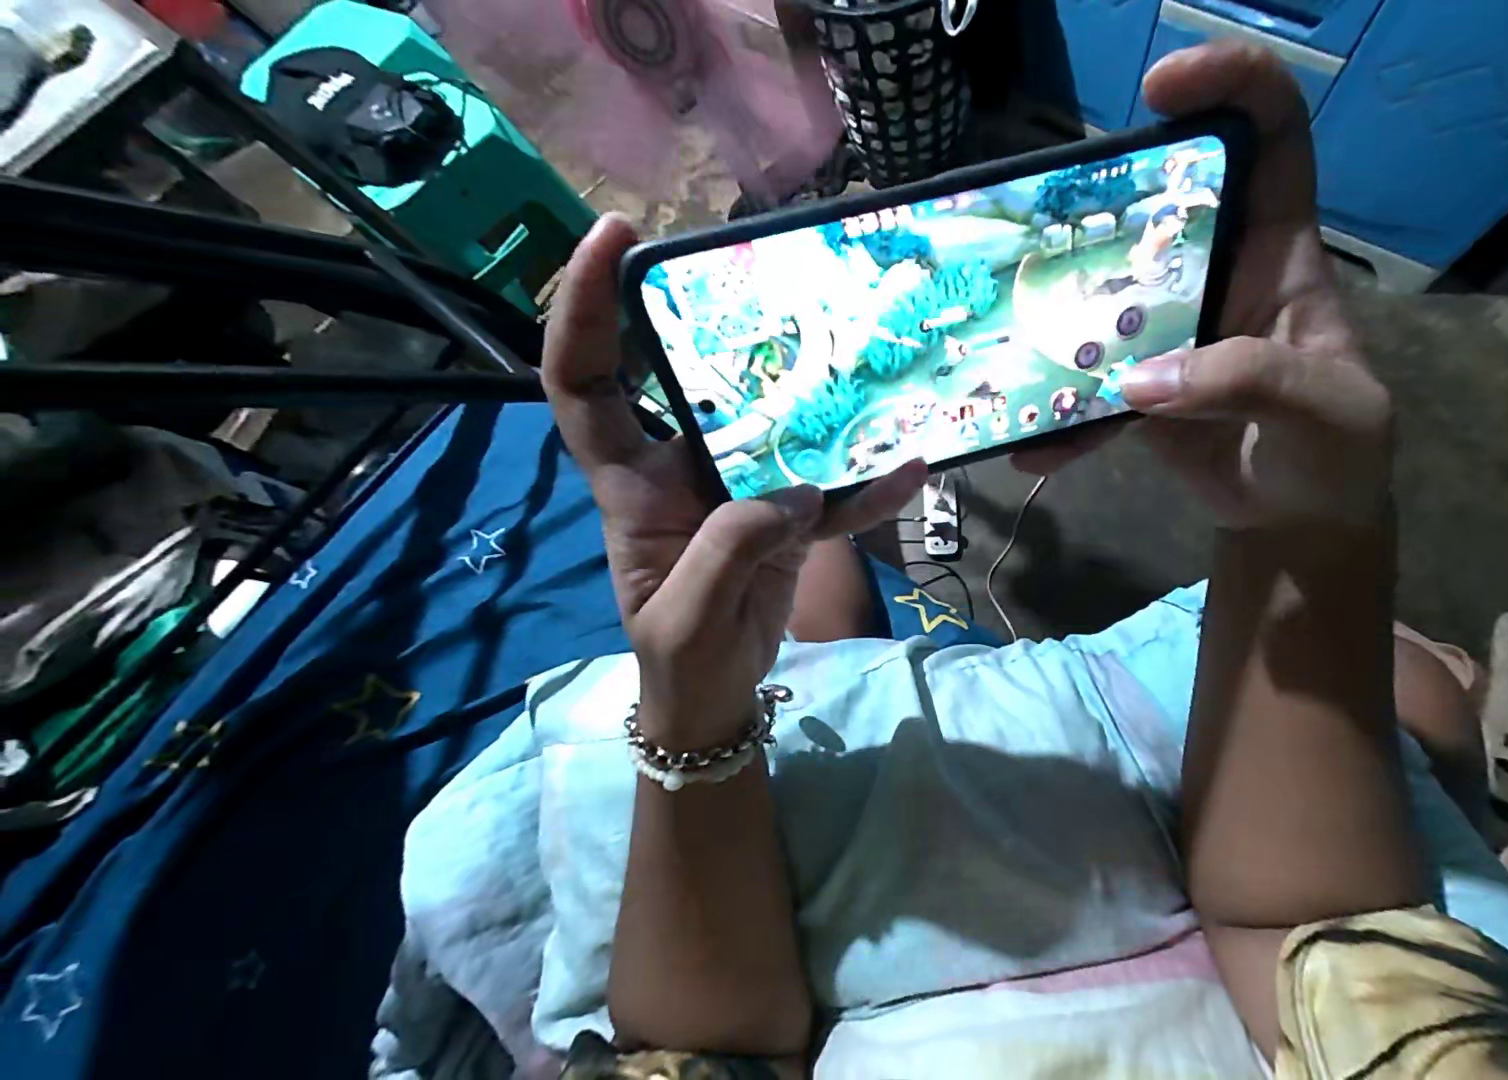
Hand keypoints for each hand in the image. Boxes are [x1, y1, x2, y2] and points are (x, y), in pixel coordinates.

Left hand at [543, 214, 925, 742]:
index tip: (613, 241)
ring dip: (818, 402)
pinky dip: (868, 489)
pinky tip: (909, 472)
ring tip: (864, 360)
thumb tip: (793, 492)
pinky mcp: (790, 520)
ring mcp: (744, 492)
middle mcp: (686, 471)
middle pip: (698, 383)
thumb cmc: (682, 660)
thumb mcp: (685, 617)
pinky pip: (833, 496)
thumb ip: (727, 551)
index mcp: (633, 486)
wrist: (719, 696)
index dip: (586, 311)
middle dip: (727, 329)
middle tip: (775, 282)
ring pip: (779, 429)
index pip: (587, 384)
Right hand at [1011, 43, 1389, 532]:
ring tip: (1009, 337)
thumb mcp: (1322, 411)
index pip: (1270, 140)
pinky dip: (1061, 422)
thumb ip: (1249, 381)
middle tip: (1040, 222)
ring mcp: (1168, 336)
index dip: (1228, 89)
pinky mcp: (1137, 390)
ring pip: (1103, 301)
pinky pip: (1088, 392)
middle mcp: (1214, 281)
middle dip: (1100, 204)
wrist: (1292, 516)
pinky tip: (1032, 450)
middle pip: (1156, 212)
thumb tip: (1137, 381)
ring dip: (1055, 318)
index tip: (1160, 86)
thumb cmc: (1331, 454)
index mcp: (1277, 258)